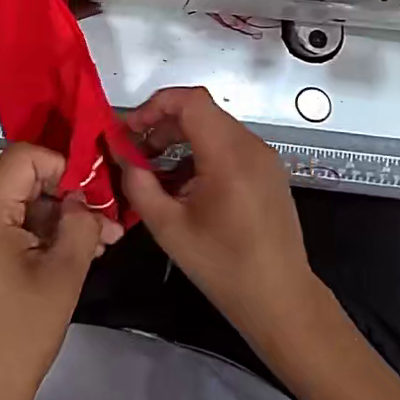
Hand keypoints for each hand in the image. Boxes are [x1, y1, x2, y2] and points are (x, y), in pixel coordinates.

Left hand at [0, 143, 122, 399]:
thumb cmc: (18, 338)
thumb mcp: (63, 277)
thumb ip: (80, 224)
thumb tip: (84, 199)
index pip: (24, 156)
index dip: (63, 165)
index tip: (93, 193)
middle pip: (23, 182)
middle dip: (68, 196)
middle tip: (108, 223)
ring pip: (19, 207)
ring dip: (58, 219)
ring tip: (101, 243)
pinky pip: (8, 229)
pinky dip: (40, 236)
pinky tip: (73, 254)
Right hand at [120, 87, 320, 335]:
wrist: (279, 299)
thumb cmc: (223, 266)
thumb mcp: (168, 227)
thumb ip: (137, 183)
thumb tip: (120, 153)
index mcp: (229, 156)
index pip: (190, 100)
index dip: (154, 106)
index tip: (131, 131)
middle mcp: (251, 147)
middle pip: (200, 111)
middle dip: (162, 124)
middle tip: (135, 152)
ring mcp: (263, 158)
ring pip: (213, 127)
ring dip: (179, 138)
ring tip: (154, 169)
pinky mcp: (267, 171)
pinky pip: (228, 145)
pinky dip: (200, 152)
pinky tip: (182, 183)